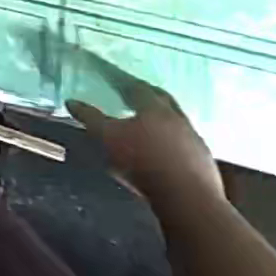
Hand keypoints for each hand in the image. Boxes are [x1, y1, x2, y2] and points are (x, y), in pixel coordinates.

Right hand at [68, 65, 223, 209]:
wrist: (188, 199)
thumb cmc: (141, 161)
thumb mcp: (105, 137)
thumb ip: (89, 117)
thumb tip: (71, 101)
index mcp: (154, 109)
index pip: (138, 87)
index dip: (123, 80)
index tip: (112, 76)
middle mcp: (178, 120)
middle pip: (163, 99)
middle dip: (147, 93)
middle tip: (133, 92)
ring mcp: (195, 141)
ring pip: (176, 121)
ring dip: (161, 119)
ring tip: (146, 122)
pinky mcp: (204, 163)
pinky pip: (184, 142)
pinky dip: (170, 140)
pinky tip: (162, 149)